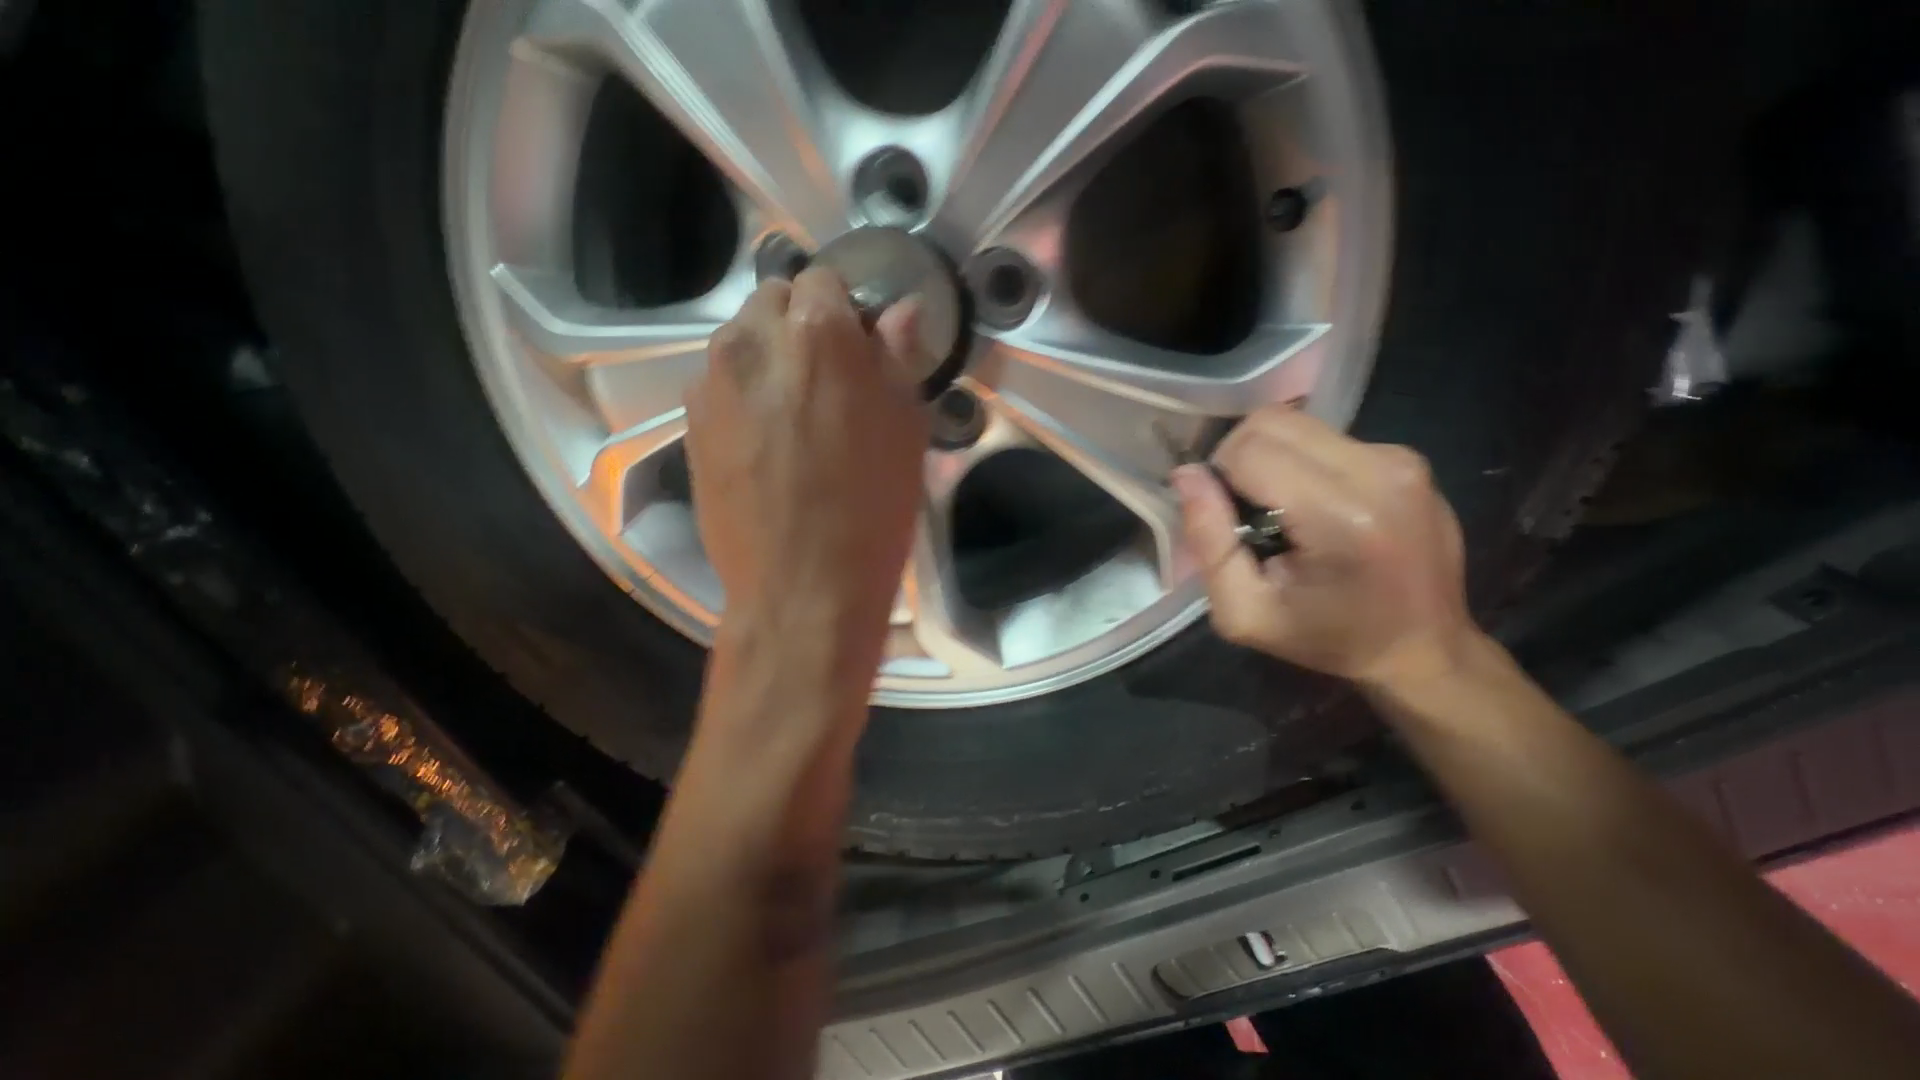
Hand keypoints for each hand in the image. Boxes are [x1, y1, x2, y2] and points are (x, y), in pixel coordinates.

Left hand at [684, 267, 929, 646]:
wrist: (800, 588)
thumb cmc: (871, 509)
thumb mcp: (906, 429)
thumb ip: (897, 356)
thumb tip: (899, 310)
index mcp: (817, 333)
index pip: (825, 278)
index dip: (846, 307)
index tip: (861, 343)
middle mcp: (753, 341)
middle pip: (774, 299)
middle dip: (800, 322)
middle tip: (828, 374)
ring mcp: (712, 382)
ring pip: (741, 339)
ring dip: (768, 355)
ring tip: (792, 411)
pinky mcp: (689, 422)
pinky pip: (718, 383)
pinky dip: (741, 393)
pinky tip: (763, 441)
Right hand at [1173, 406, 1479, 687]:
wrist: (1425, 649)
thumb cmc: (1330, 639)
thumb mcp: (1247, 614)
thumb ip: (1209, 543)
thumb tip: (1187, 475)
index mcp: (1341, 516)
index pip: (1248, 451)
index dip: (1219, 478)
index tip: (1228, 522)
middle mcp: (1377, 471)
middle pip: (1272, 423)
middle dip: (1240, 459)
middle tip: (1247, 512)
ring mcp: (1400, 459)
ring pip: (1300, 423)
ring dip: (1273, 458)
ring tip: (1284, 511)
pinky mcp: (1408, 458)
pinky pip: (1329, 438)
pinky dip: (1306, 463)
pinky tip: (1318, 509)